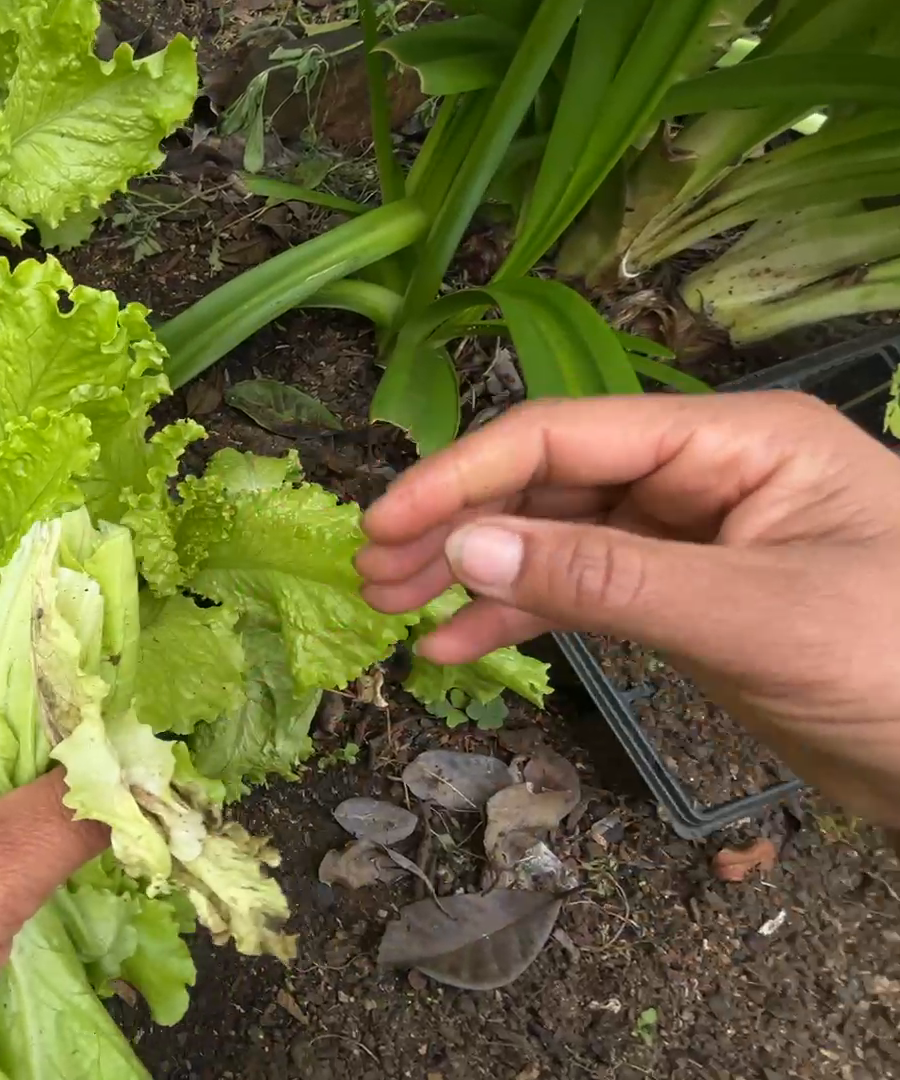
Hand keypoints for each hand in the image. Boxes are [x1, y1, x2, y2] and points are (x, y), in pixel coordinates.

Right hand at [354, 392, 899, 826]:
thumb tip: (461, 548)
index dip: (457, 476)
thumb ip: (600, 577)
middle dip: (447, 529)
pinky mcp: (661, 594)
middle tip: (373, 575)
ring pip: (534, 539)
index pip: (555, 438)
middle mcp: (688, 477)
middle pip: (531, 487)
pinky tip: (450, 646)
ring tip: (390, 605)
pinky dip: (503, 618)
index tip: (383, 524)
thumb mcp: (756, 619)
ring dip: (459, 573)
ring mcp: (671, 537)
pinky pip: (561, 592)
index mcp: (726, 444)